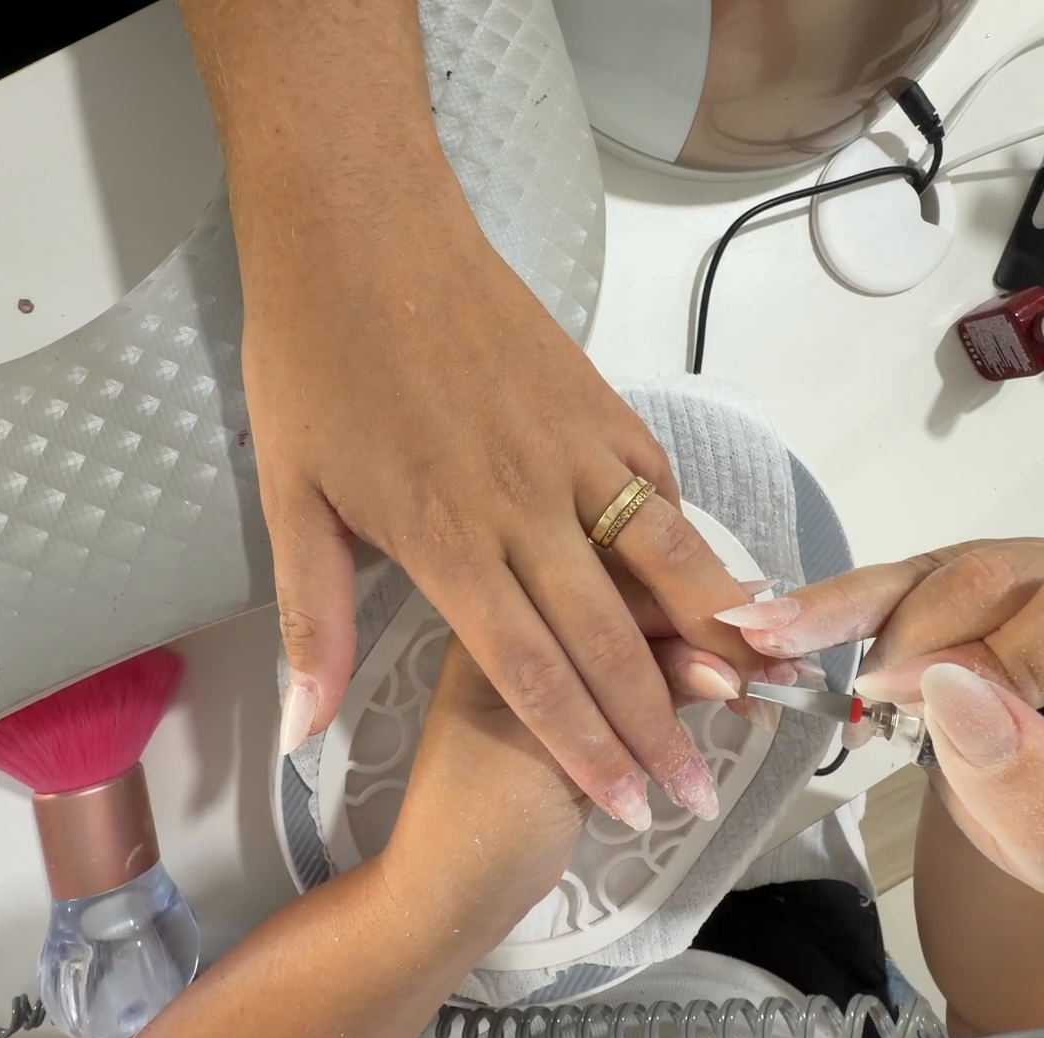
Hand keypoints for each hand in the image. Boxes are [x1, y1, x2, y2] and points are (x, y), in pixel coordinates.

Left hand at [239, 177, 769, 828]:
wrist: (360, 226)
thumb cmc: (314, 361)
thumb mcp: (290, 498)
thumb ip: (312, 620)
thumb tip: (303, 732)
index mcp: (448, 541)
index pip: (532, 671)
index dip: (584, 747)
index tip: (627, 805)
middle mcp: (527, 507)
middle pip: (608, 635)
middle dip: (655, 722)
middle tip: (698, 791)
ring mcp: (574, 449)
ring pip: (663, 559)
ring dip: (709, 635)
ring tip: (753, 695)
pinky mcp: (599, 400)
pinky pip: (658, 485)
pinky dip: (688, 540)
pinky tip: (708, 577)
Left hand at [384, 632, 742, 934]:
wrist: (455, 891)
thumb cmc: (484, 820)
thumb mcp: (561, 755)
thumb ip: (635, 706)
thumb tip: (727, 667)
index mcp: (502, 621)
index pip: (603, 592)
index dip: (680, 611)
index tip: (753, 633)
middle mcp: (529, 626)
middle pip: (630, 611)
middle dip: (705, 635)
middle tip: (777, 661)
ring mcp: (555, 660)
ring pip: (641, 640)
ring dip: (704, 659)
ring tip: (770, 679)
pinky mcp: (578, 696)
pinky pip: (637, 673)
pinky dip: (684, 683)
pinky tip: (731, 684)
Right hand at [718, 540, 1043, 907]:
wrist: (1035, 807)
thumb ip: (1034, 794)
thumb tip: (951, 692)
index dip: (996, 654)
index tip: (908, 703)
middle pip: (999, 576)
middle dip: (914, 637)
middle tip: (867, 700)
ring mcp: (1032, 568)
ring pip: (937, 566)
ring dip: (850, 612)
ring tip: (774, 641)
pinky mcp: (964, 573)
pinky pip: (894, 576)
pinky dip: (829, 602)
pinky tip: (768, 617)